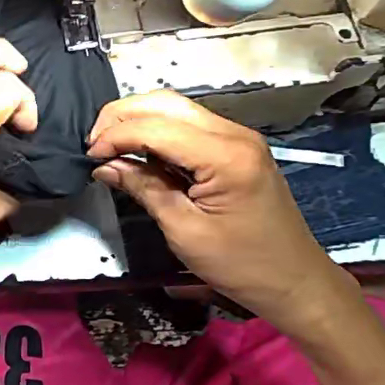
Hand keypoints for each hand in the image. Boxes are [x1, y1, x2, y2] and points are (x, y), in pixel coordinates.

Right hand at [86, 90, 359, 329]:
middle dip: (121, 117)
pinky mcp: (233, 147)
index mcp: (225, 156)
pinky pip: (185, 124)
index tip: (89, 157)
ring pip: (173, 108)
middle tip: (94, 145)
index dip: (115, 136)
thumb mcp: (183, 230)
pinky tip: (135, 151)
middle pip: (164, 103)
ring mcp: (236, 137)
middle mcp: (233, 134)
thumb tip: (104, 166)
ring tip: (108, 147)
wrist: (294, 281)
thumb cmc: (240, 264)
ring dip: (135, 121)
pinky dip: (154, 130)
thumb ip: (144, 188)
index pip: (155, 127)